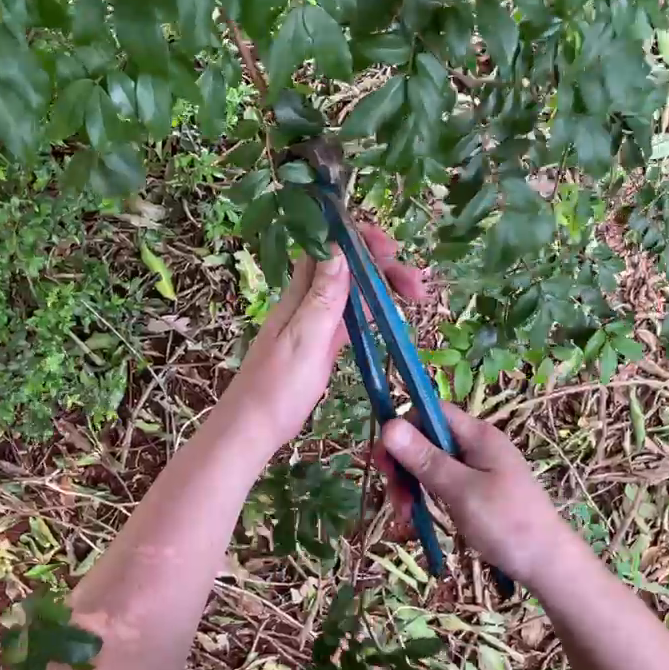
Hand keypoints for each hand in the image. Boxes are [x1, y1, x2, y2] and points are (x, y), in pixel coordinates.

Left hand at [219, 224, 427, 450]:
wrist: (252, 429)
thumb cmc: (276, 389)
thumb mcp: (304, 340)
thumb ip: (323, 297)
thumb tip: (340, 249)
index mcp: (298, 296)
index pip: (327, 249)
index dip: (358, 240)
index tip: (391, 248)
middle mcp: (305, 303)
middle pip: (345, 268)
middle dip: (380, 265)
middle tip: (416, 284)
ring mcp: (313, 325)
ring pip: (350, 293)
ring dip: (381, 287)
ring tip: (415, 295)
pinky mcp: (320, 346)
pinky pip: (348, 319)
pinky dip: (371, 311)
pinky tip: (390, 316)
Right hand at [372, 404, 581, 588]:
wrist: (548, 564)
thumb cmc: (507, 523)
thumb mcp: (461, 490)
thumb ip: (425, 459)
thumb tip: (389, 425)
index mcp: (478, 435)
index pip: (430, 411)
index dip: (402, 429)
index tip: (383, 461)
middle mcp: (477, 445)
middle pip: (426, 438)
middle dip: (403, 463)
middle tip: (393, 496)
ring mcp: (478, 468)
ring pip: (431, 463)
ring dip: (411, 483)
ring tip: (406, 514)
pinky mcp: (478, 490)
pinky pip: (442, 482)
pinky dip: (426, 495)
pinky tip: (419, 516)